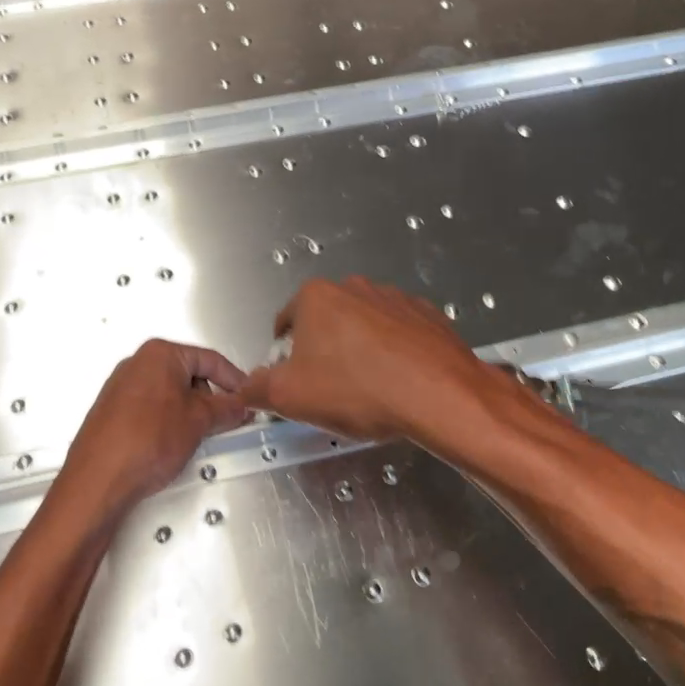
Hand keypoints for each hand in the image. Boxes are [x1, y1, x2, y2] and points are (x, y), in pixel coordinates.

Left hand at [60, 340, 248, 508]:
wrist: (98, 480)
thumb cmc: (150, 440)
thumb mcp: (199, 422)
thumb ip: (226, 408)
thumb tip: (243, 405)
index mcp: (159, 354)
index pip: (210, 359)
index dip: (234, 380)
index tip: (250, 398)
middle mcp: (137, 363)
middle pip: (188, 375)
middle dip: (210, 398)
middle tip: (226, 422)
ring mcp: (121, 387)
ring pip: (169, 393)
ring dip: (189, 413)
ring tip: (198, 438)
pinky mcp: (111, 411)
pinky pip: (151, 408)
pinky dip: (168, 421)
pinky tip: (171, 445)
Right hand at [243, 276, 514, 443]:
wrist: (440, 396)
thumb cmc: (359, 390)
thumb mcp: (290, 398)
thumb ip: (257, 389)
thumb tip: (244, 389)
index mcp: (315, 298)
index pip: (285, 324)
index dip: (284, 356)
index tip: (296, 382)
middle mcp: (354, 287)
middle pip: (325, 322)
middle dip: (324, 353)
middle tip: (331, 391)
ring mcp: (394, 298)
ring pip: (363, 327)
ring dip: (360, 351)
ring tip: (369, 391)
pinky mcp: (427, 315)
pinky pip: (399, 335)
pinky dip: (395, 354)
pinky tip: (400, 383)